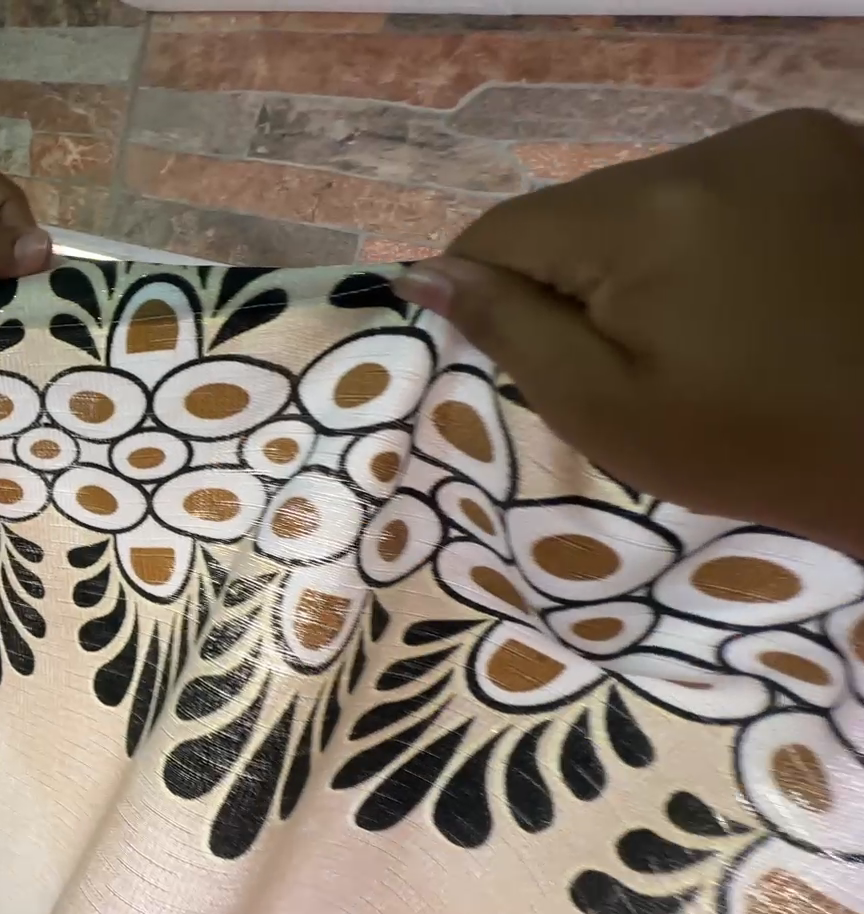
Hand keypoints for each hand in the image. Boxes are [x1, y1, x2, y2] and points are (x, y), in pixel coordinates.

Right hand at [393, 109, 863, 555]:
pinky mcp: (839, 153)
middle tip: (600, 353)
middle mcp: (725, 150)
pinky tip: (728, 294)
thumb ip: (505, 325)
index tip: (506, 348)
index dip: (475, 289)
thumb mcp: (596, 402)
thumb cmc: (749, 442)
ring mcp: (796, 141)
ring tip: (675, 328)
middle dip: (555, 277)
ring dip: (619, 259)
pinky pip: (703, 192)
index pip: (496, 231)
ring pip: (631, 200)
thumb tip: (422, 276)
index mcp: (655, 214)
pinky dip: (684, 241)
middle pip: (567, 212)